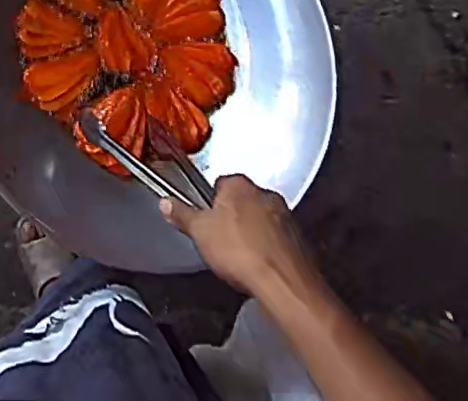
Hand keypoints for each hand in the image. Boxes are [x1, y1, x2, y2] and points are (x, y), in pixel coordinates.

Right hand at [159, 174, 318, 297]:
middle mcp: (264, 194)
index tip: (204, 216)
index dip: (209, 202)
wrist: (283, 284)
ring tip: (240, 258)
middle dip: (232, 217)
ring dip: (253, 234)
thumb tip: (167, 203)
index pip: (219, 183)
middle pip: (242, 201)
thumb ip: (181, 214)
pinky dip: (269, 250)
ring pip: (262, 220)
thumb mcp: (199, 231)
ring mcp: (285, 217)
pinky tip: (260, 267)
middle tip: (219, 239)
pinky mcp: (300, 241)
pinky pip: (278, 240)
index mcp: (238, 185)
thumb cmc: (242, 252)